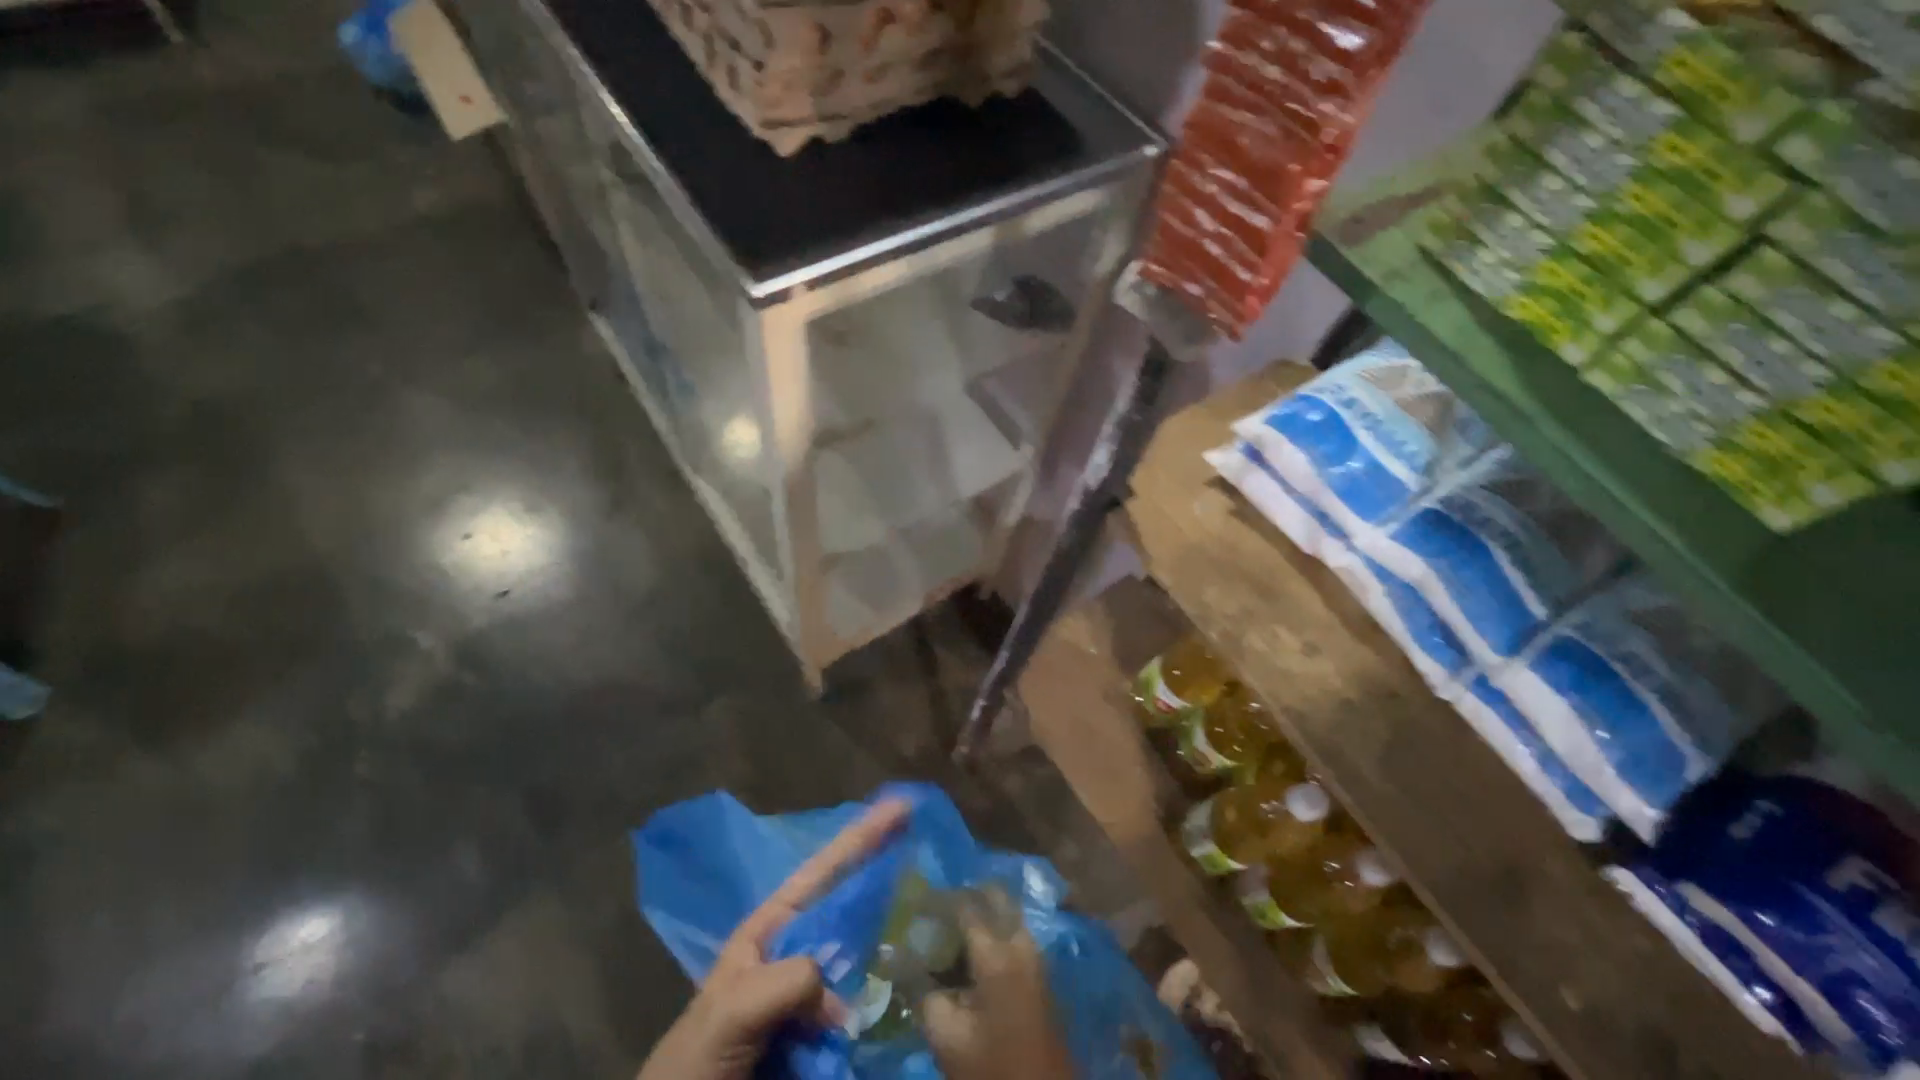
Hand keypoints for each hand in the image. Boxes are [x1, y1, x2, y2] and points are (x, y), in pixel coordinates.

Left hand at [636, 797, 912, 1079]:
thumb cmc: (696, 1057)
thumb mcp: (732, 1008)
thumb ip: (783, 982)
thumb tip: (841, 993)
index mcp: (771, 931)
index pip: (822, 872)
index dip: (861, 836)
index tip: (902, 805)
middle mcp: (798, 953)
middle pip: (851, 902)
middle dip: (888, 870)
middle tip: (932, 843)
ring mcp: (813, 993)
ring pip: (867, 949)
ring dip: (900, 930)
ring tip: (941, 908)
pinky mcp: (827, 1030)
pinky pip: (869, 1002)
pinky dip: (895, 991)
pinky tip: (922, 978)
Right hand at [920, 891, 1074, 1079]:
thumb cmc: (990, 1066)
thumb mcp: (944, 1032)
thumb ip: (917, 986)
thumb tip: (893, 953)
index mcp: (997, 953)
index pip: (964, 904)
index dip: (935, 899)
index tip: (910, 902)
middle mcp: (1021, 945)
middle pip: (995, 898)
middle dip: (963, 896)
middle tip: (933, 912)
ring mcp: (1036, 958)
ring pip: (1006, 915)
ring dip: (979, 914)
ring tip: (946, 933)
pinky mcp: (1039, 975)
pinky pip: (1014, 935)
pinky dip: (991, 932)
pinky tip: (967, 955)